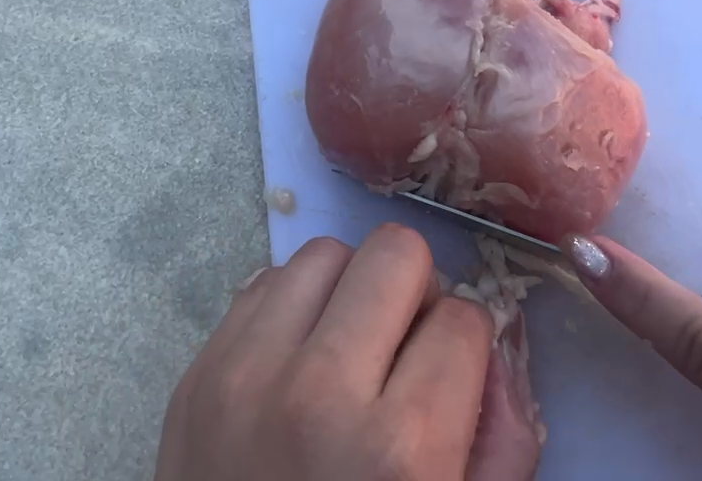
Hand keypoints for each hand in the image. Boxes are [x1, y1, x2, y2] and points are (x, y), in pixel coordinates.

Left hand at [155, 224, 541, 480]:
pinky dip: (295, 306)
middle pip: (396, 252)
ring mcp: (248, 373)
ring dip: (350, 289)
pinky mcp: (200, 369)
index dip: (466, 343)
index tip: (449, 373)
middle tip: (401, 342)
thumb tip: (494, 342)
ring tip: (346, 345)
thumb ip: (502, 436)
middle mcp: (320, 393)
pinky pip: (266, 281)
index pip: (463, 319)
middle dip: (414, 291)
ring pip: (327, 252)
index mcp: (399, 450)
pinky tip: (297, 357)